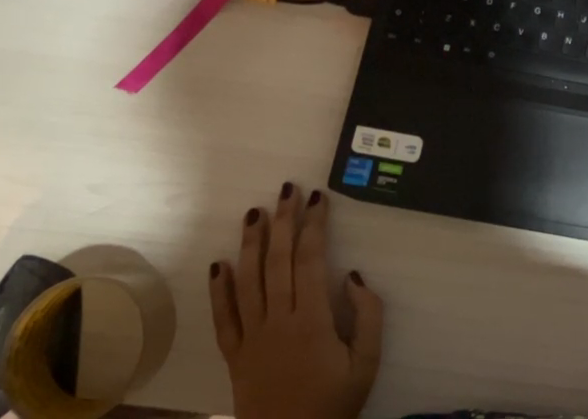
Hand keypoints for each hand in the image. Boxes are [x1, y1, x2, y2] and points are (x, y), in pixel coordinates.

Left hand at [209, 184, 383, 418]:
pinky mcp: (234, 356)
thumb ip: (368, 316)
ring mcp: (252, 338)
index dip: (314, 226)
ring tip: (255, 213)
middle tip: (288, 189)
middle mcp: (278, 321)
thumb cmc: (333, 406)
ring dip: (251, 244)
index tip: (318, 199)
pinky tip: (220, 264)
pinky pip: (223, 318)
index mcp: (312, 321)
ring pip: (248, 281)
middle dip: (283, 222)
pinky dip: (219, 290)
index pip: (310, 260)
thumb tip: (352, 275)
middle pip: (278, 261)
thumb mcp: (366, 365)